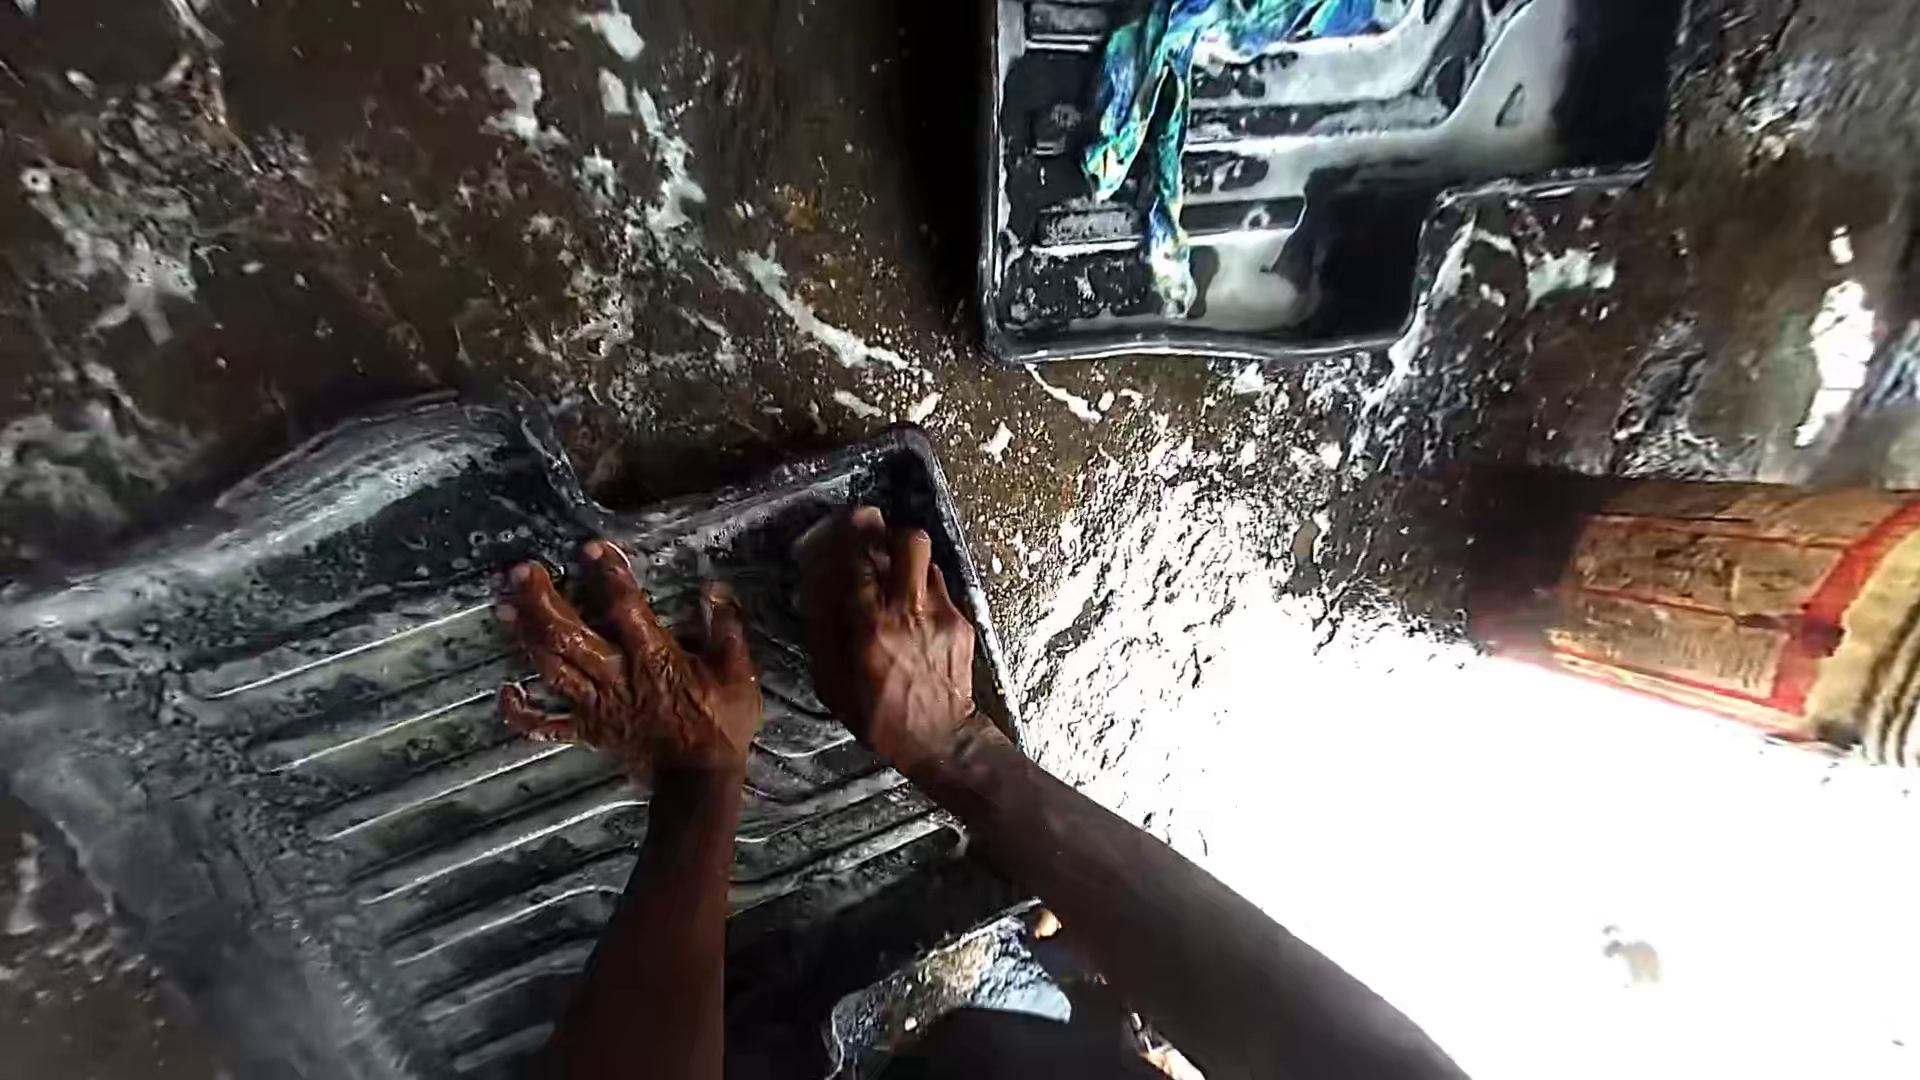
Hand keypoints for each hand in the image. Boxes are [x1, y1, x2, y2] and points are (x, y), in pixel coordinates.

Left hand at [497, 540, 762, 775]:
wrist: (700, 778)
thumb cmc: (721, 721)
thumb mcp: (739, 672)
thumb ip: (727, 629)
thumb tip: (714, 590)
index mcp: (654, 658)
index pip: (625, 609)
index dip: (608, 576)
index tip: (593, 548)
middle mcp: (616, 677)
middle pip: (569, 635)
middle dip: (542, 600)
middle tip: (522, 571)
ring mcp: (596, 705)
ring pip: (551, 668)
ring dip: (525, 637)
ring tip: (506, 607)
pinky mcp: (588, 730)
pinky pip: (544, 723)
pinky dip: (519, 709)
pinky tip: (505, 689)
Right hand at [798, 507, 996, 776]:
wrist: (940, 737)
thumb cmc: (878, 716)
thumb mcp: (833, 682)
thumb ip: (822, 630)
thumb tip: (815, 588)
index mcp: (872, 626)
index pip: (862, 562)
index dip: (854, 533)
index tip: (849, 518)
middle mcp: (910, 611)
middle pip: (911, 542)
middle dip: (893, 533)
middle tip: (879, 539)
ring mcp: (942, 614)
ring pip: (928, 561)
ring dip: (909, 562)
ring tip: (896, 578)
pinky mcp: (962, 622)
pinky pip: (941, 588)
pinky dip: (924, 589)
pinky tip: (915, 612)